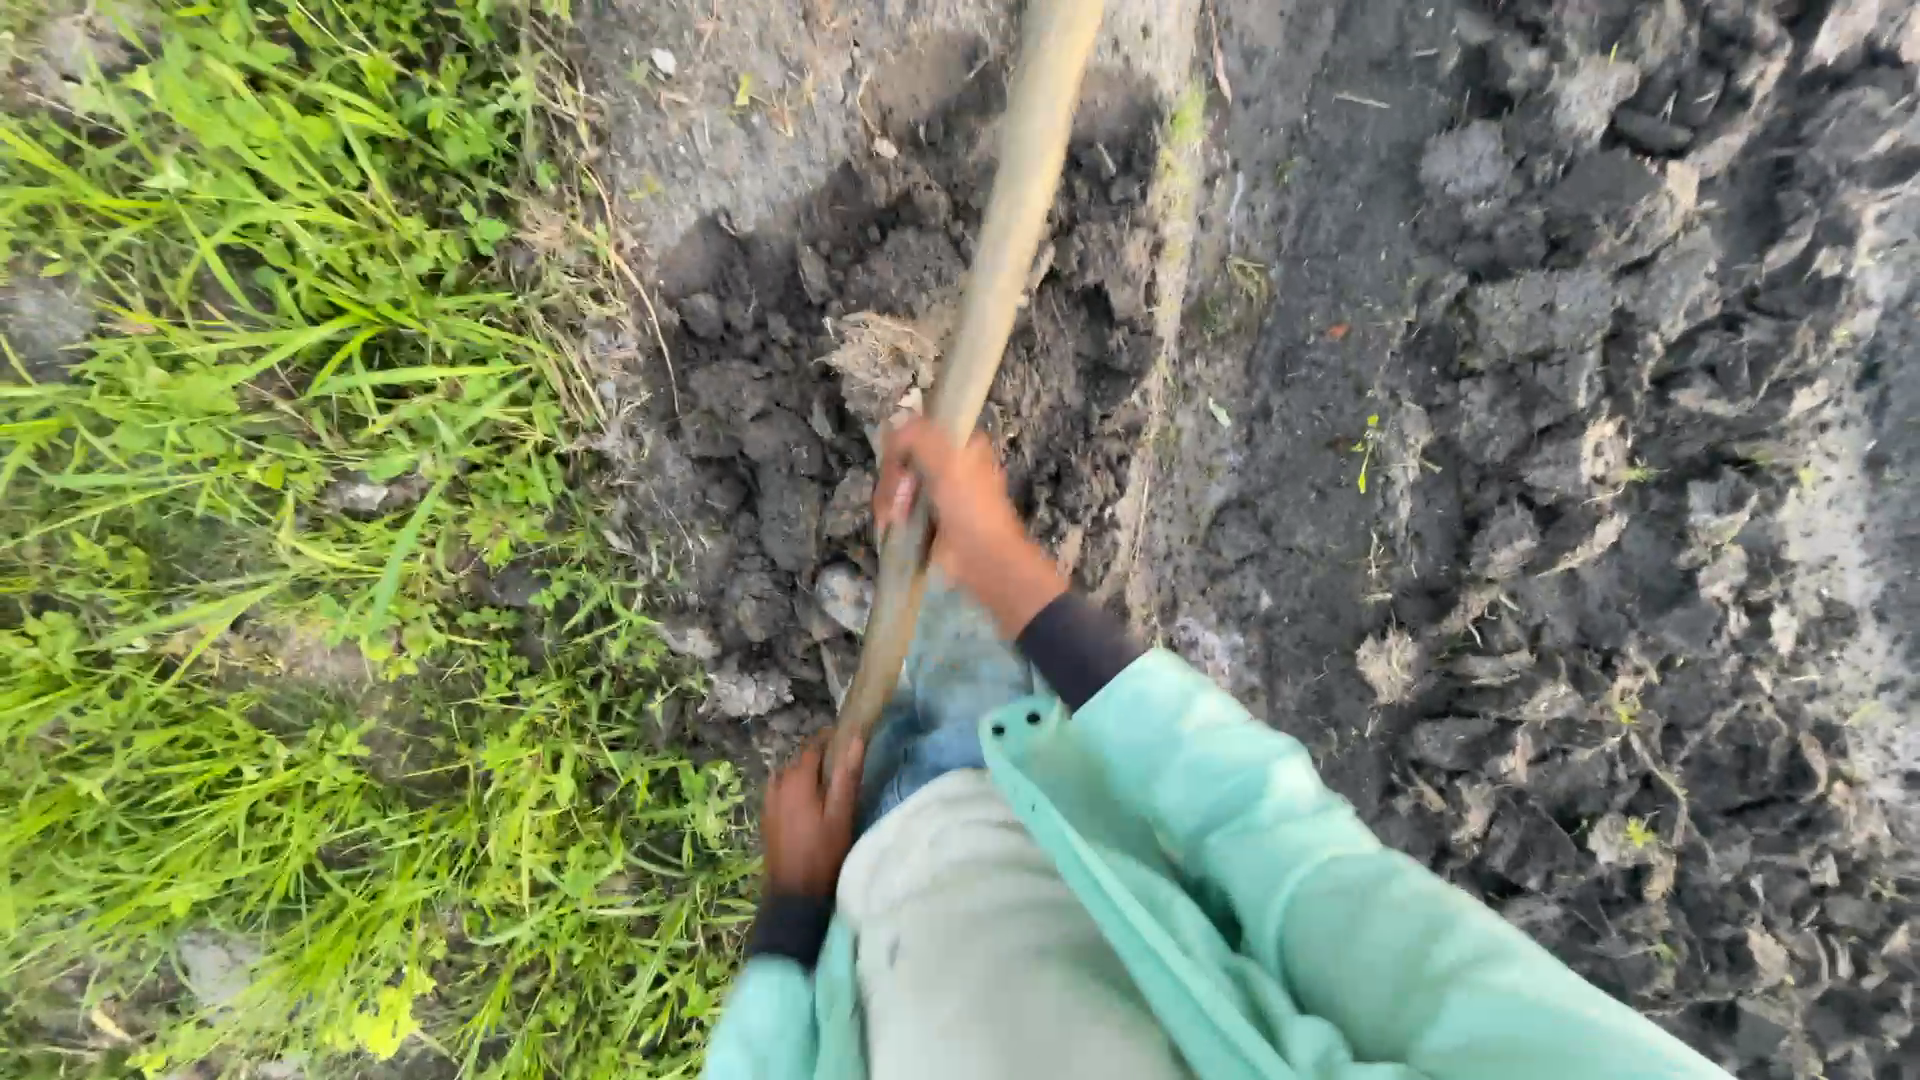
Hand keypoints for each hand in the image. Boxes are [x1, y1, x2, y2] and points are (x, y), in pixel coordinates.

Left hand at [762, 734, 864, 898]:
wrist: (793, 892)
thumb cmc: (823, 852)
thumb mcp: (841, 813)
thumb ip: (847, 775)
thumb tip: (856, 739)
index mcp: (797, 779)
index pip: (813, 746)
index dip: (829, 739)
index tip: (846, 738)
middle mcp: (778, 784)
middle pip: (798, 759)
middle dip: (817, 755)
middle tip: (840, 762)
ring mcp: (769, 801)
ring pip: (787, 774)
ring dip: (804, 771)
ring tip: (825, 782)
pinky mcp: (766, 816)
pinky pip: (779, 789)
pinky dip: (793, 786)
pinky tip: (806, 800)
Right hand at [873, 415, 1066, 637]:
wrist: (982, 558)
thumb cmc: (971, 507)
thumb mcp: (949, 461)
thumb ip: (919, 435)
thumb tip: (893, 425)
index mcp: (961, 444)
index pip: (919, 428)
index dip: (903, 442)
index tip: (898, 460)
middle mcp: (948, 462)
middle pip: (902, 456)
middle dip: (894, 477)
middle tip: (902, 495)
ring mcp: (935, 490)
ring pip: (896, 481)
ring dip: (890, 498)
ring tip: (895, 518)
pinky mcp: (924, 515)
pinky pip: (896, 504)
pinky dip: (890, 512)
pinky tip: (892, 524)